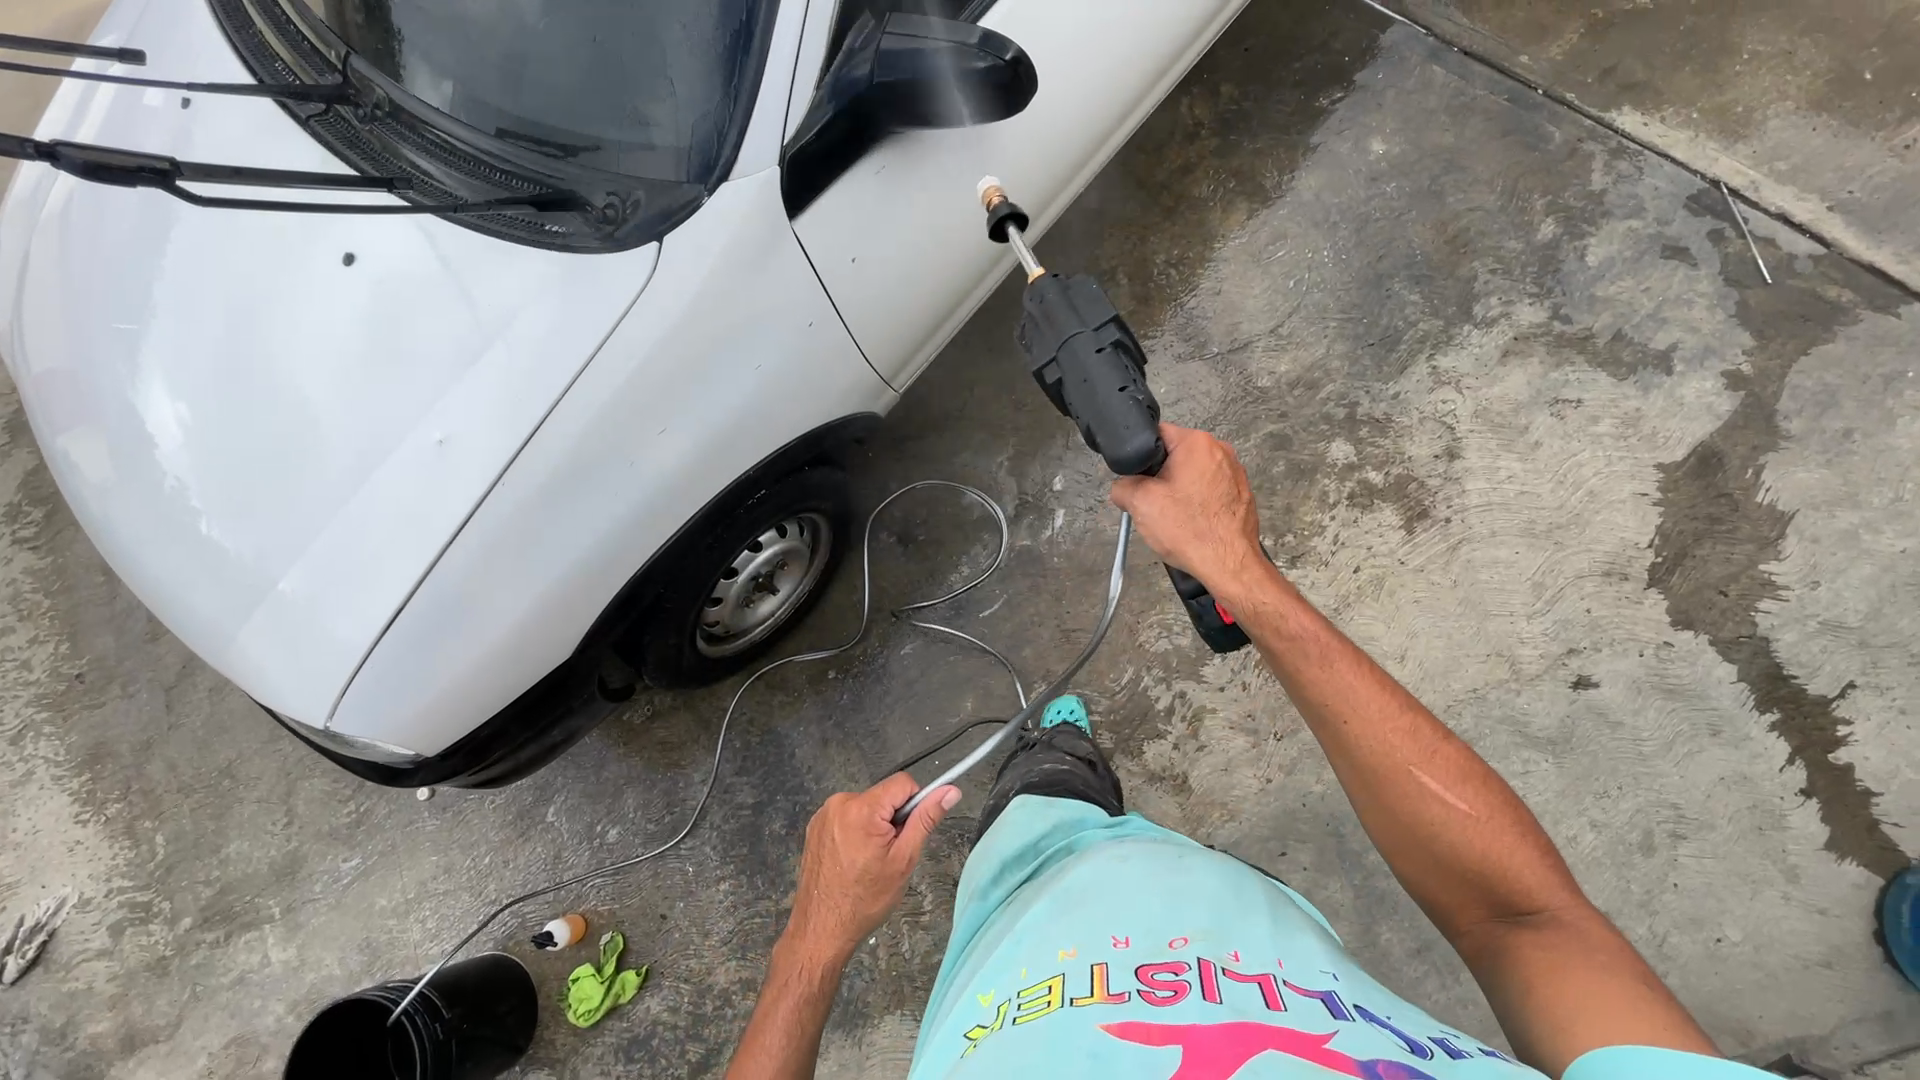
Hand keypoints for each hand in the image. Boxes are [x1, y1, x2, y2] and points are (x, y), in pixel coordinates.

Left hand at [784, 774, 959, 963]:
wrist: (822, 928)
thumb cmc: (865, 899)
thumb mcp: (904, 860)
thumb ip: (926, 819)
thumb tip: (950, 791)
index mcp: (862, 808)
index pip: (903, 783)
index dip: (914, 804)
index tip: (908, 833)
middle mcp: (839, 803)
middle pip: (883, 795)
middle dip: (892, 819)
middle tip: (888, 854)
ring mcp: (823, 814)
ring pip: (866, 806)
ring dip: (874, 826)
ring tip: (868, 860)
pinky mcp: (815, 826)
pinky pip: (847, 816)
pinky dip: (856, 831)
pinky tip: (852, 860)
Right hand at [1111, 424, 1264, 587]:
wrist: (1227, 564)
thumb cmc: (1192, 532)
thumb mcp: (1139, 504)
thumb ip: (1121, 486)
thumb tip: (1122, 487)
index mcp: (1196, 443)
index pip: (1157, 434)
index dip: (1140, 457)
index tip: (1139, 478)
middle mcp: (1221, 451)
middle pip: (1176, 455)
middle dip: (1160, 477)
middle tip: (1154, 502)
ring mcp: (1235, 472)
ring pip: (1192, 474)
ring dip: (1179, 491)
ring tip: (1175, 517)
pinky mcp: (1241, 493)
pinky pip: (1209, 491)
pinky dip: (1198, 504)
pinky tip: (1192, 523)